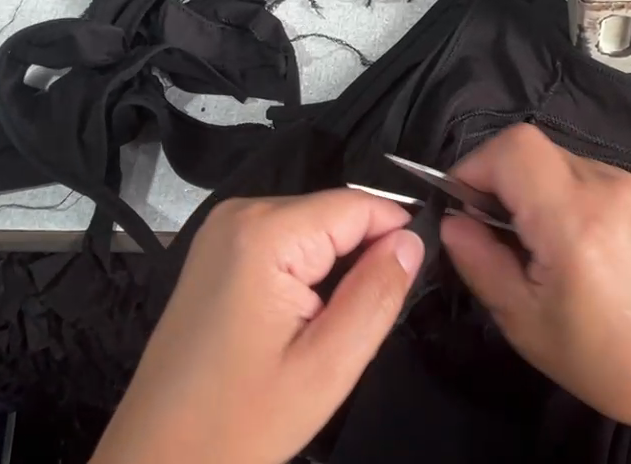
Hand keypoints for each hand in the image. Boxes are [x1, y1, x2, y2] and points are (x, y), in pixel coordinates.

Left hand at [93, 190, 424, 463]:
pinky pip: (285, 242)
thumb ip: (377, 294)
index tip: (404, 289)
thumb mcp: (326, 368)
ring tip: (322, 329)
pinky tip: (294, 322)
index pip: (359, 205)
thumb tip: (413, 239)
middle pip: (334, 215)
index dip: (395, 239)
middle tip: (354, 327)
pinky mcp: (217, 251)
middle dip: (360, 259)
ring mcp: (223, 230)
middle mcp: (241, 212)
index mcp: (266, 232)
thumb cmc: (238, 424)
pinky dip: (306, 273)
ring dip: (334, 269)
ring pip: (314, 228)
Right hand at [439, 124, 630, 431]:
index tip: (458, 208)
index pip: (511, 148)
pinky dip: (549, 192)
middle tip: (484, 229)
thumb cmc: (609, 359)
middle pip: (528, 145)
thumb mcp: (526, 323)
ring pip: (549, 156)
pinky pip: (574, 172)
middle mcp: (601, 185)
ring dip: (521, 185)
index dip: (473, 167)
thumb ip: (480, 262)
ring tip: (520, 242)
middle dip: (493, 177)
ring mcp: (622, 183)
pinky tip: (553, 240)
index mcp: (574, 217)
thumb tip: (451, 223)